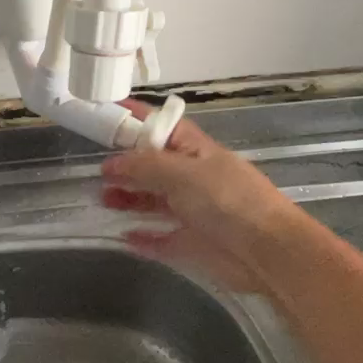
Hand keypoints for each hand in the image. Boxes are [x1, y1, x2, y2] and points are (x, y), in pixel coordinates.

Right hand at [100, 101, 300, 291]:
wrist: (266, 251)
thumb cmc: (228, 200)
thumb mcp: (183, 173)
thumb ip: (144, 167)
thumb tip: (110, 164)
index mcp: (196, 152)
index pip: (163, 127)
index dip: (138, 119)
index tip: (109, 111)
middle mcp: (193, 179)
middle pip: (153, 167)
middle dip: (126, 166)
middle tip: (97, 169)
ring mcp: (192, 212)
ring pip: (153, 201)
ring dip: (128, 199)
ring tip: (103, 199)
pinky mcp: (190, 244)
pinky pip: (158, 238)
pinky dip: (141, 236)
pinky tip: (122, 235)